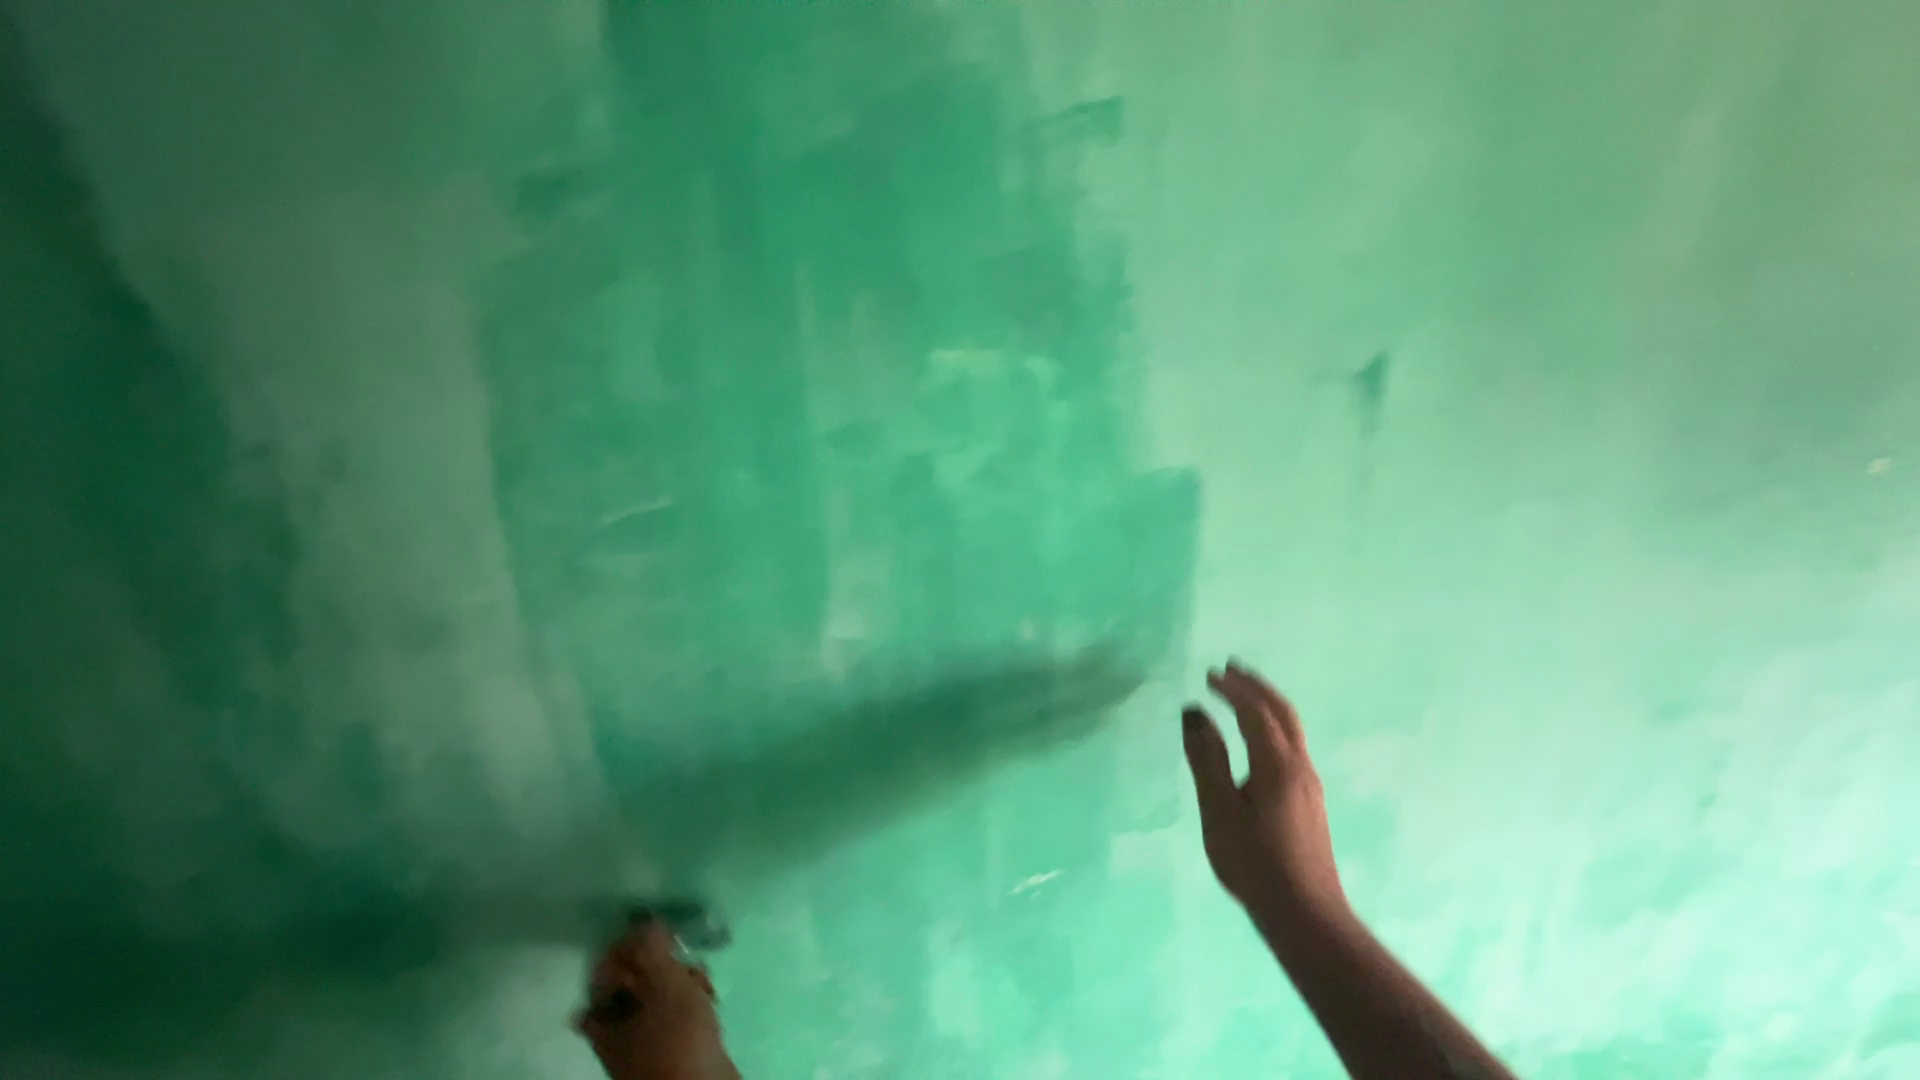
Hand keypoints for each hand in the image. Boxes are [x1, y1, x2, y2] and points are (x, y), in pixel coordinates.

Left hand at [575, 921, 738, 1079]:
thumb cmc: (675, 1036)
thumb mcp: (664, 983)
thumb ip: (652, 947)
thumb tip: (646, 920)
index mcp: (601, 1011)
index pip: (610, 961)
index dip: (636, 942)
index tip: (664, 935)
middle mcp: (614, 1026)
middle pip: (639, 975)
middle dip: (668, 963)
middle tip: (686, 964)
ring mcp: (641, 1039)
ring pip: (661, 992)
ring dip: (685, 981)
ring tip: (704, 987)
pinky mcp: (668, 1047)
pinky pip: (676, 1012)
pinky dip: (692, 1002)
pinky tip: (709, 1002)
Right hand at [1182, 661, 1347, 923]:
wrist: (1306, 916)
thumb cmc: (1254, 863)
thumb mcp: (1219, 811)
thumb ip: (1206, 759)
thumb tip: (1194, 713)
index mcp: (1277, 764)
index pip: (1255, 712)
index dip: (1232, 689)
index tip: (1208, 674)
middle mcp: (1299, 766)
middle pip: (1282, 712)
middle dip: (1255, 686)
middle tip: (1230, 668)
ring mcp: (1308, 784)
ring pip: (1290, 728)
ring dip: (1265, 703)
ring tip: (1241, 694)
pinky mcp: (1308, 800)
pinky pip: (1290, 744)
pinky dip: (1270, 725)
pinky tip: (1256, 737)